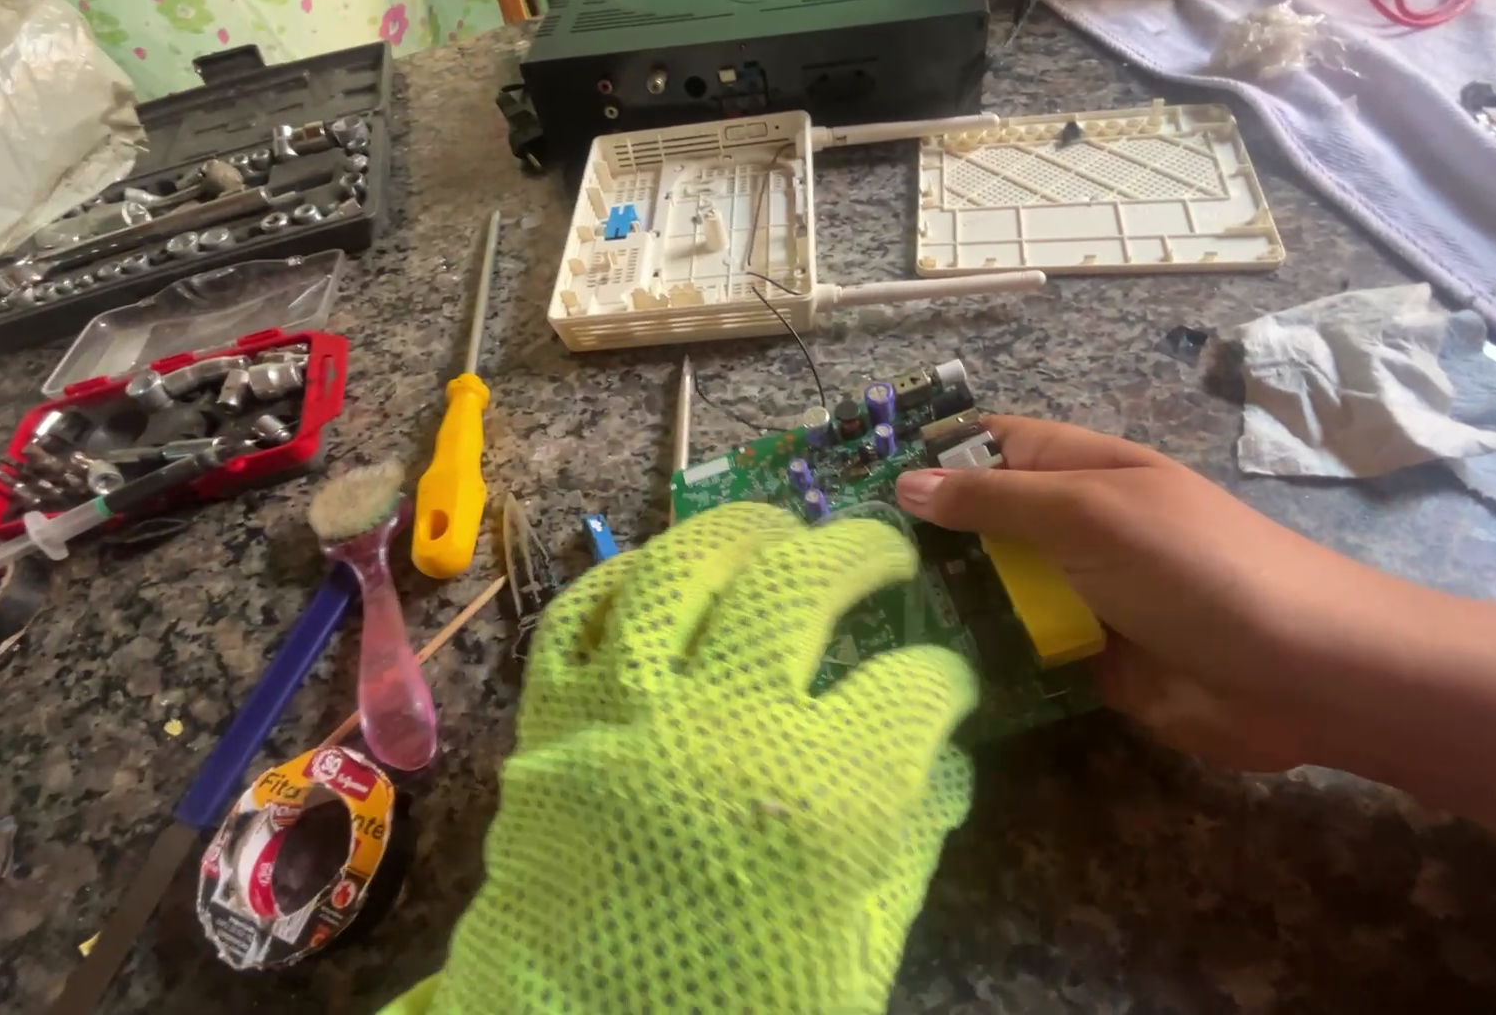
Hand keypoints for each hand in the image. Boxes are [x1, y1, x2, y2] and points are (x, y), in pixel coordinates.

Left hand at [404, 503, 977, 1013]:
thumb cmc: (724, 1012)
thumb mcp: (852, 957)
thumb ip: (907, 847)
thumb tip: (947, 762)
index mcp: (813, 800)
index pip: (912, 689)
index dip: (944, 677)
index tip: (945, 681)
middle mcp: (715, 727)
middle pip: (796, 583)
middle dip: (859, 550)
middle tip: (884, 553)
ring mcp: (619, 709)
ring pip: (681, 567)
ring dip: (744, 531)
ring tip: (781, 531)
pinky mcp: (548, 715)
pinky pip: (581, 608)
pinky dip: (629, 576)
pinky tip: (669, 574)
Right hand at [895, 416, 1416, 771]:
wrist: (1306, 678)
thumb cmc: (1196, 568)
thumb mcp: (1089, 513)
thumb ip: (995, 499)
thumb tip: (906, 483)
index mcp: (1072, 470)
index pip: (983, 445)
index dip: (927, 453)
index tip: (855, 478)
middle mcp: (1063, 525)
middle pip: (974, 518)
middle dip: (918, 533)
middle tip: (843, 558)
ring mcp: (1068, 589)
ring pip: (985, 583)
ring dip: (939, 594)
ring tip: (862, 611)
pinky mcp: (1073, 649)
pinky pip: (1009, 640)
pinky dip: (972, 647)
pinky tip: (914, 659)